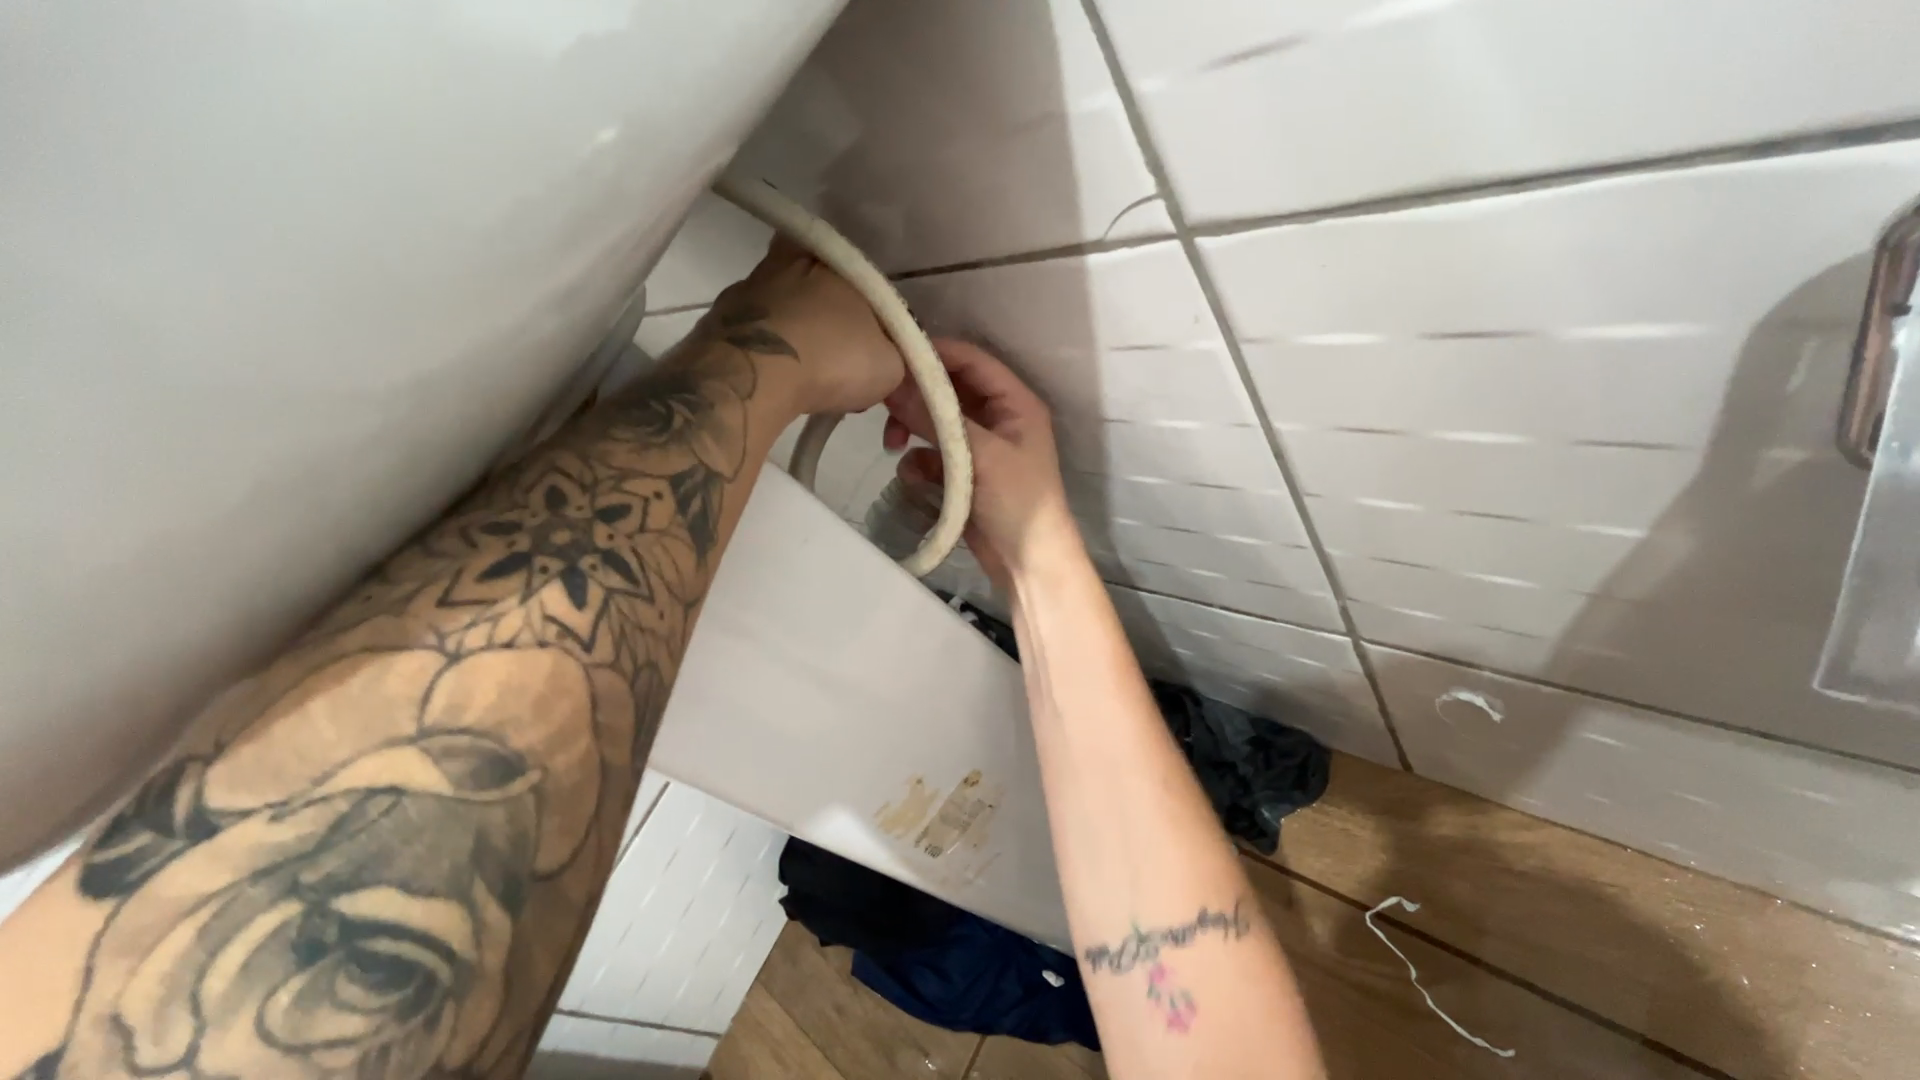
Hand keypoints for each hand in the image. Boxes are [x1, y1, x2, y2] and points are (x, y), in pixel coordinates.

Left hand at [707, 237, 905, 416]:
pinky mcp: (719, 313)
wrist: (754, 374)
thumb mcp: (890, 366)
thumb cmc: (833, 360)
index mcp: (843, 265)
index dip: (874, 322)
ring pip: (784, 308)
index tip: (872, 352)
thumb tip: (886, 352)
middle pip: (821, 289)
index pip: (868, 287)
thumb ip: (895, 353)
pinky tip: (774, 380)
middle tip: (837, 359)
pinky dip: (765, 350)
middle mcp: (795, 261)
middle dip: (830, 320)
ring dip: (795, 335)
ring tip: (804, 377)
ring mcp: (752, 284)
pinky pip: (754, 331)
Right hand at [883, 339, 1078, 588]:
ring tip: (894, 446)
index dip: (934, 353)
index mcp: (1015, 402)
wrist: (1030, 565)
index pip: (971, 360)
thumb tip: (891, 386)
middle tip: (884, 407)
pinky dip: (918, 462)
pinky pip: (931, 455)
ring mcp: (979, 447)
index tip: (893, 356)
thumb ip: (936, 419)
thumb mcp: (981, 455)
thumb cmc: (1019, 502)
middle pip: (948, 390)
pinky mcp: (963, 475)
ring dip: (912, 430)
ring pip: (935, 422)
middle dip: (917, 398)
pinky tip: (914, 479)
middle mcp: (997, 417)